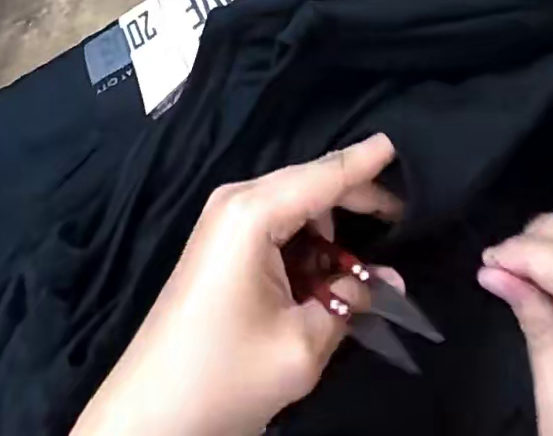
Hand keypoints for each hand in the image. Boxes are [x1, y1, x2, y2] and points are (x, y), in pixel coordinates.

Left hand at [72, 134, 402, 435]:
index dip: (362, 162)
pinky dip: (306, 236)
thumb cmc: (225, 374)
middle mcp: (236, 200)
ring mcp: (224, 217)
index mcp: (252, 213)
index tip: (395, 142)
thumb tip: (390, 278)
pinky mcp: (222, 238)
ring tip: (364, 258)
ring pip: (294, 201)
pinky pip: (276, 220)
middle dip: (353, 194)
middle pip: (308, 182)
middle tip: (401, 214)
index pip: (320, 177)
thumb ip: (350, 302)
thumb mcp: (300, 345)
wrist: (151, 411)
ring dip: (330, 221)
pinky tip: (325, 267)